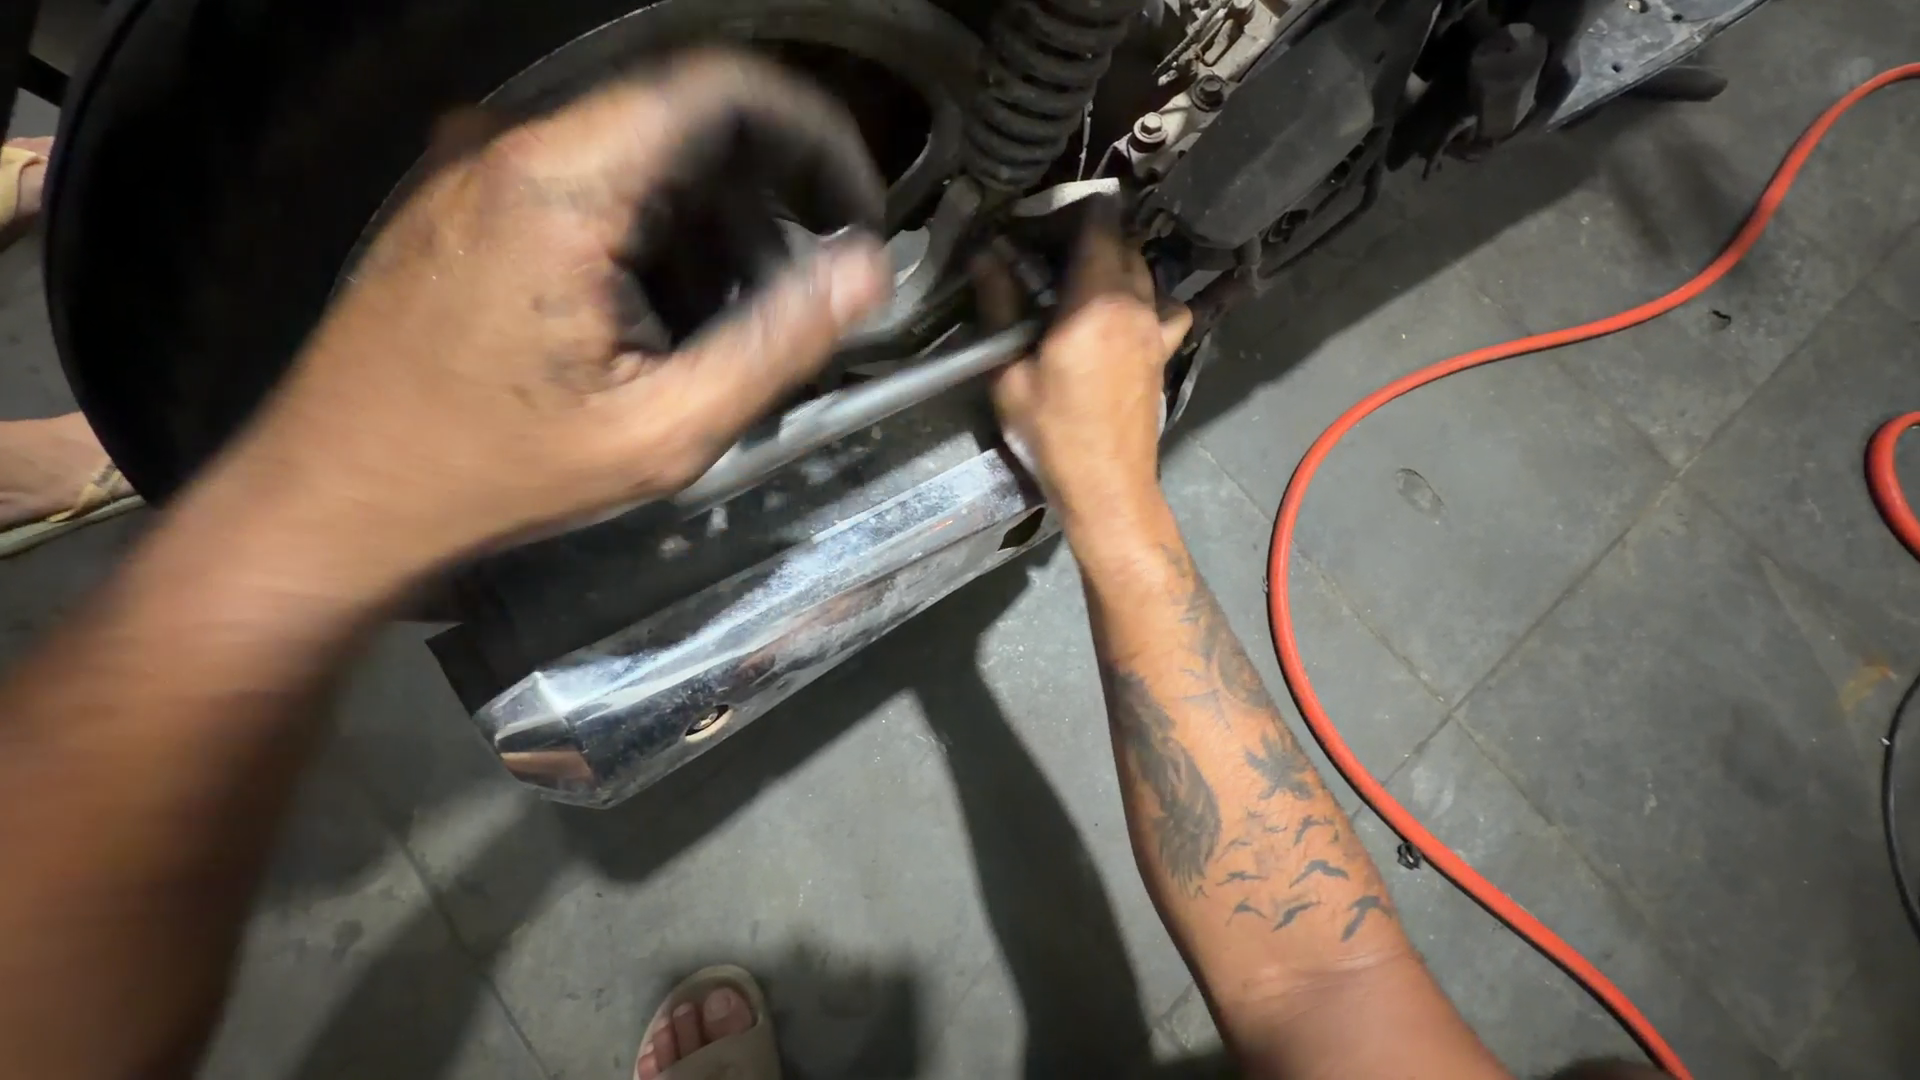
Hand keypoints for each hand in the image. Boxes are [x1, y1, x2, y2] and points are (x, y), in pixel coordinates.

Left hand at [207, 52, 892, 588]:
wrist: (343, 495)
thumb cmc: (504, 472)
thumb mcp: (665, 430)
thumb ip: (776, 346)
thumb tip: (867, 271)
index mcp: (563, 185)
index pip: (721, 92)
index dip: (813, 135)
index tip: (856, 208)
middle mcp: (515, 145)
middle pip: (688, 131)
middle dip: (767, 208)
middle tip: (795, 299)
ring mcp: (480, 168)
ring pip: (644, 164)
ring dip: (712, 234)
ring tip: (718, 332)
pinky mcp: (467, 202)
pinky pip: (596, 191)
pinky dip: (656, 243)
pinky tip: (654, 324)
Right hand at [976, 208, 1191, 525]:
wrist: (1107, 485)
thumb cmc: (1053, 434)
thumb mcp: (1011, 376)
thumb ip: (1001, 309)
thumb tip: (986, 257)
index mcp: (1094, 302)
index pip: (1097, 226)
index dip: (1072, 210)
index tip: (1044, 217)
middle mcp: (1135, 305)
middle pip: (1122, 245)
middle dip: (1090, 237)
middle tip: (1050, 253)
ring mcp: (1157, 329)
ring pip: (1144, 272)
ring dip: (1116, 264)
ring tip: (1082, 281)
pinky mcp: (1164, 352)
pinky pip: (1167, 308)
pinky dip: (1149, 299)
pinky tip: (1126, 314)